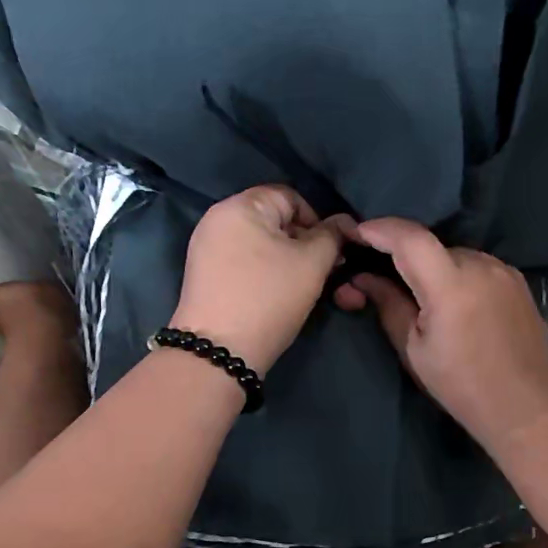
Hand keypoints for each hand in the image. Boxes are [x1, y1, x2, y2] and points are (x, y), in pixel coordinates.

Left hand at [172, 185, 351, 373]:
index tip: (330, 253)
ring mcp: (206, 246)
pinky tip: (273, 294)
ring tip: (297, 286)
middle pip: (273, 219)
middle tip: (319, 273)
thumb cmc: (269, 298)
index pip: (291, 197)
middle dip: (301, 241)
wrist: (219, 350)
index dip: (317, 221)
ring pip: (259, 242)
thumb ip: (332, 236)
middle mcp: (217, 217)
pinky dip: (262, 270)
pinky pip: (242, 259)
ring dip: (284, 258)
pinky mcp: (204, 273)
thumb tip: (344, 224)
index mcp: (241, 205)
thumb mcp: (312, 264)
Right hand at [333, 217, 547, 443]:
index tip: (358, 233)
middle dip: (406, 257)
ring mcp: (503, 270)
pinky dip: (459, 276)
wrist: (524, 404)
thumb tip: (363, 278)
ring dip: (435, 268)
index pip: (410, 237)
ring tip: (426, 301)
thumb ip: (389, 305)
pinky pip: (477, 267)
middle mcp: (480, 265)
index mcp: (450, 285)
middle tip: (386, 280)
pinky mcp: (517, 280)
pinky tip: (457, 306)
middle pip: (432, 246)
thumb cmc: (461, 385)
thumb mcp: (414, 350)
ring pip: (455, 256)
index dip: (381, 229)